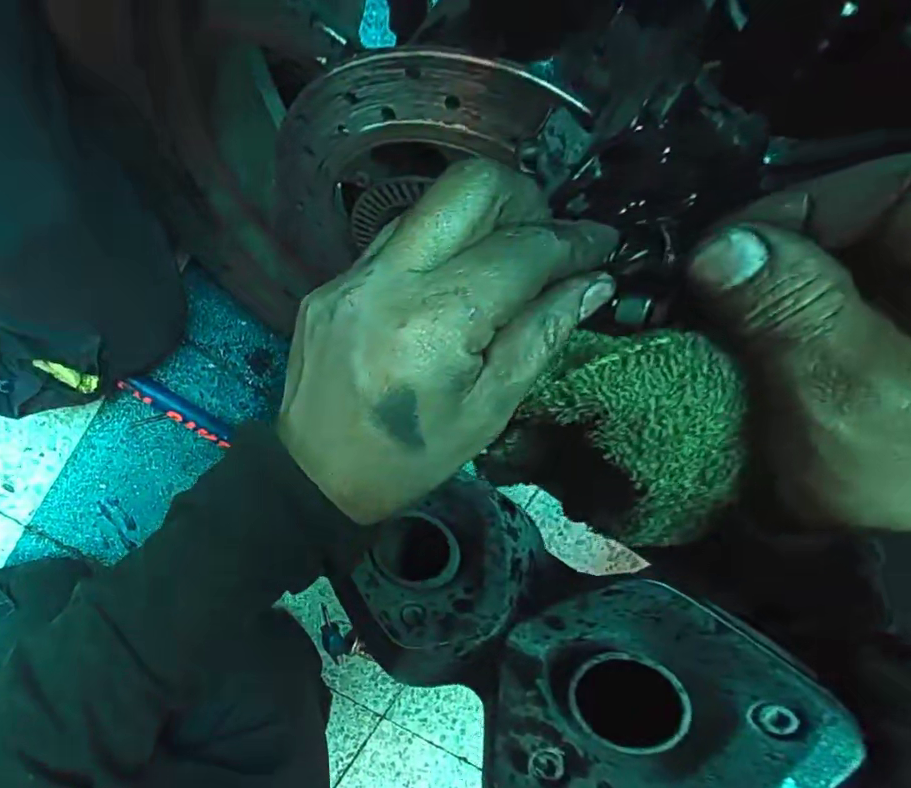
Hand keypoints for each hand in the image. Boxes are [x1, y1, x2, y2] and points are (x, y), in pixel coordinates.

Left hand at [277, 159, 617, 523]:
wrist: (313, 477)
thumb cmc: (404, 460)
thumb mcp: (487, 411)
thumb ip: (540, 335)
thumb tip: (590, 280)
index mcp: (432, 322)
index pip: (521, 248)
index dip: (574, 243)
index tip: (597, 250)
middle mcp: (383, 285)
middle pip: (467, 186)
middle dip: (521, 201)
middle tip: (538, 246)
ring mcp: (344, 284)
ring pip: (422, 210)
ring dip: (469, 225)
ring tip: (488, 271)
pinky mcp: (321, 293)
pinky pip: (386, 247)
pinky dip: (423, 255)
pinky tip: (433, 294)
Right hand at [686, 145, 910, 532]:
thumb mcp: (860, 406)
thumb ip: (792, 318)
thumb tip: (715, 249)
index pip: (908, 183)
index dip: (789, 216)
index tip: (702, 266)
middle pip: (885, 212)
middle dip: (780, 255)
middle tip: (696, 299)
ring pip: (872, 249)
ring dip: (787, 286)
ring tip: (719, 323)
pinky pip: (876, 285)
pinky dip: (810, 309)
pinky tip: (763, 339)